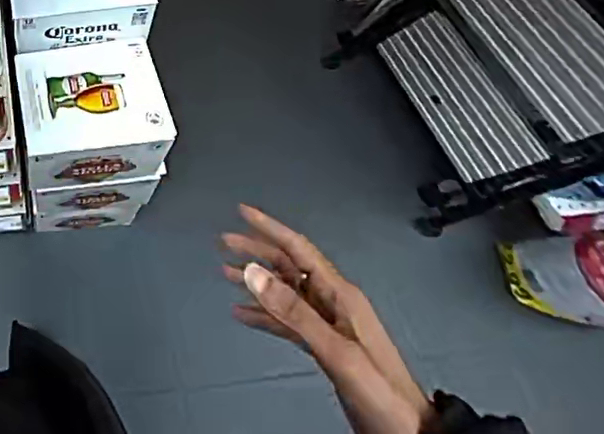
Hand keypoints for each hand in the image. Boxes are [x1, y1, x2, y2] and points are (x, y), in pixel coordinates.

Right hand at [222, 205, 431, 433]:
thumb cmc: (380, 391)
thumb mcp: (337, 350)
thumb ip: (294, 312)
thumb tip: (253, 272)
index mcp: (340, 295)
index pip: (298, 249)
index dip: (270, 227)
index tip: (243, 211)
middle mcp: (333, 302)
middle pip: (288, 267)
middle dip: (255, 252)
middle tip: (223, 242)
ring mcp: (329, 324)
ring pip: (284, 292)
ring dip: (255, 282)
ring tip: (225, 274)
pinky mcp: (326, 346)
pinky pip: (288, 320)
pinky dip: (265, 314)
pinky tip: (243, 314)